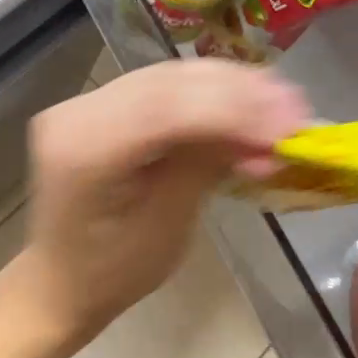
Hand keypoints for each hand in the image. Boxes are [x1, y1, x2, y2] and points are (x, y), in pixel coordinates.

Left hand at [13, 58, 309, 335]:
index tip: (292, 122)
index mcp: (82, 148)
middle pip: (166, 83)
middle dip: (237, 92)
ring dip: (226, 87)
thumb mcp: (167, 226)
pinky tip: (244, 104)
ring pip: (165, 78)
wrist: (59, 280)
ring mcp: (80, 104)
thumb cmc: (112, 271)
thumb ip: (206, 164)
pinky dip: (204, 93)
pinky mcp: (95, 104)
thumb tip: (264, 129)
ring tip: (282, 106)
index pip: (163, 109)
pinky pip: (157, 87)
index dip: (232, 108)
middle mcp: (73, 113)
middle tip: (297, 110)